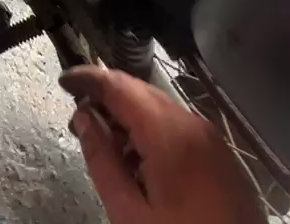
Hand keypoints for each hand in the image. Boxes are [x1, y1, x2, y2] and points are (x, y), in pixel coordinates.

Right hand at [60, 66, 262, 223]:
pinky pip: (180, 130)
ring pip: (160, 110)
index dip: (88, 78)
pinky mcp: (225, 160)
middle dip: (107, 100)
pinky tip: (142, 164)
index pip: (119, 85)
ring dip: (130, 118)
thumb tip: (84, 118)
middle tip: (79, 122)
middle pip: (140, 93)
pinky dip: (154, 133)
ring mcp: (214, 141)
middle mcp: (194, 125)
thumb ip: (102, 159)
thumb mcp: (129, 213)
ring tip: (109, 149)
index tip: (64, 82)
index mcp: (169, 134)